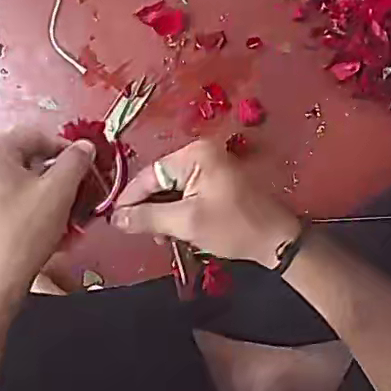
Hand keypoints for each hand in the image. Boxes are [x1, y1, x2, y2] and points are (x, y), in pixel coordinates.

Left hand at [0, 128, 97, 310]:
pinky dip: (31, 204)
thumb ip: (76, 161)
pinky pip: (9, 198)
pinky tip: (49, 224)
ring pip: (20, 180)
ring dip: (48, 191)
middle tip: (80, 189)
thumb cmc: (23, 231)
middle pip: (28, 158)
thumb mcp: (59, 191)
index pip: (37, 136)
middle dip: (58, 173)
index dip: (67, 149)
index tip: (87, 166)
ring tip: (68, 210)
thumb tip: (85, 146)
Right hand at [112, 138, 301, 266]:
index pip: (148, 174)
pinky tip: (178, 230)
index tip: (115, 222)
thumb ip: (147, 217)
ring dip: (163, 212)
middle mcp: (202, 152)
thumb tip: (116, 218)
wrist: (276, 238)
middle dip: (149, 208)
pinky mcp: (217, 179)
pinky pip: (187, 191)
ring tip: (164, 237)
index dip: (129, 199)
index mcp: (195, 154)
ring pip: (172, 188)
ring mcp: (211, 164)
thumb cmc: (233, 227)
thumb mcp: (186, 223)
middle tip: (144, 234)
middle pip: (159, 180)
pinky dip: (179, 210)